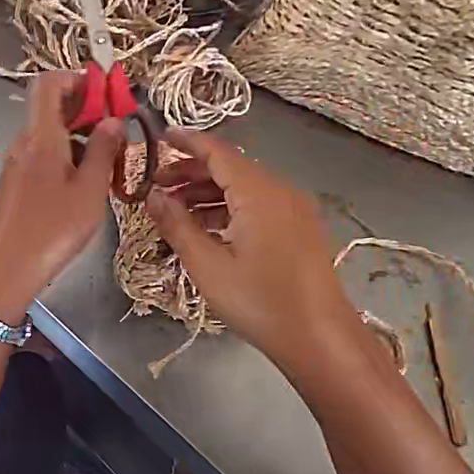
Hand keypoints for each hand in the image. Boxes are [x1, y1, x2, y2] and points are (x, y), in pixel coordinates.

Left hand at [0, 72, 126, 322]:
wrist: (6, 270)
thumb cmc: (51, 230)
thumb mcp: (89, 191)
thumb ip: (104, 151)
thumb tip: (114, 120)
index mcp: (40, 136)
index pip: (49, 83)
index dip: (77, 78)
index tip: (107, 91)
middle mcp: (24, 142)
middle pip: (53, 108)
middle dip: (89, 111)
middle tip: (120, 132)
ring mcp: (17, 163)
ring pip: (52, 135)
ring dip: (82, 138)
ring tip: (112, 163)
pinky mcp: (17, 183)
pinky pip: (44, 156)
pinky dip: (69, 157)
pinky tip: (89, 183)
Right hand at [145, 129, 354, 363]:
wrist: (320, 338)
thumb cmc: (260, 300)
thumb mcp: (207, 265)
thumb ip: (177, 225)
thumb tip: (153, 196)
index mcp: (258, 192)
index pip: (218, 151)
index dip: (187, 141)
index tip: (160, 135)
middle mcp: (280, 191)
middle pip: (231, 168)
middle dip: (191, 172)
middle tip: (156, 185)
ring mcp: (294, 210)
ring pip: (244, 187)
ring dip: (208, 192)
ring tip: (175, 209)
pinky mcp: (299, 229)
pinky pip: (258, 205)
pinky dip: (229, 208)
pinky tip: (207, 228)